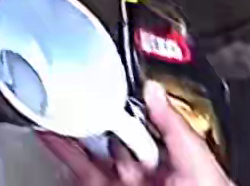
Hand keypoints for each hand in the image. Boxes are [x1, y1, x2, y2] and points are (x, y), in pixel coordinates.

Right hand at [38, 81, 232, 185]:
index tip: (100, 75)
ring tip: (47, 101)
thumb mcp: (202, 173)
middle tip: (66, 84)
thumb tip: (153, 87)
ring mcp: (125, 184)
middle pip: (113, 132)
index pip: (146, 121)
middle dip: (89, 108)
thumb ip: (177, 131)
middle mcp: (150, 175)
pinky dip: (60, 150)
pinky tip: (47, 133)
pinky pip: (80, 169)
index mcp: (178, 166)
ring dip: (68, 126)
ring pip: (90, 150)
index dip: (122, 97)